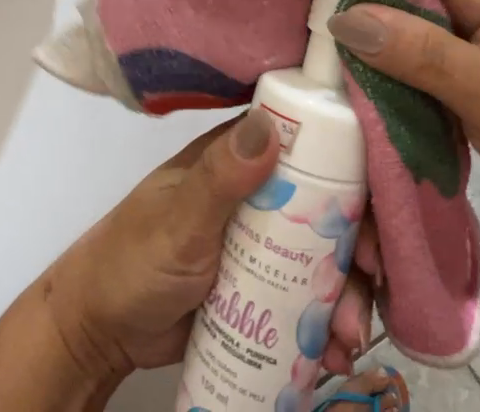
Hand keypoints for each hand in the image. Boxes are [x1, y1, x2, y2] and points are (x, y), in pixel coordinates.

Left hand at [42, 115, 384, 381]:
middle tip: (373, 280)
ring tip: (350, 337)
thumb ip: (220, 177)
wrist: (101, 328)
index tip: (378, 210)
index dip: (350, 171)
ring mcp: (258, 243)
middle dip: (357, 245)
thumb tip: (270, 125)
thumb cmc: (133, 260)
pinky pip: (307, 298)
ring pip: (322, 258)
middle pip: (326, 209)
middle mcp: (254, 193)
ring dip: (347, 294)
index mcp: (235, 158)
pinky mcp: (259, 286)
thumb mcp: (178, 220)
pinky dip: (327, 324)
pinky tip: (335, 354)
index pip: (305, 147)